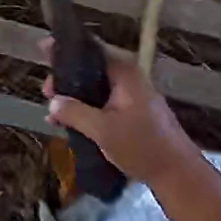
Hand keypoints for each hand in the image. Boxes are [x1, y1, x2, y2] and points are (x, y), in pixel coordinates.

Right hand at [44, 43, 204, 185]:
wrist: (176, 172)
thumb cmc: (141, 145)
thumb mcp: (102, 129)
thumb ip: (75, 112)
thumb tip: (53, 102)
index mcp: (124, 73)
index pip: (92, 49)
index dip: (67, 49)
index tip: (44, 48)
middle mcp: (129, 79)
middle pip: (91, 69)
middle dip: (66, 79)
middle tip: (46, 92)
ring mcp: (132, 96)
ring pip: (96, 88)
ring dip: (75, 98)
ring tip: (53, 112)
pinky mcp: (133, 113)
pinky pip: (104, 103)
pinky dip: (87, 110)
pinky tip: (69, 124)